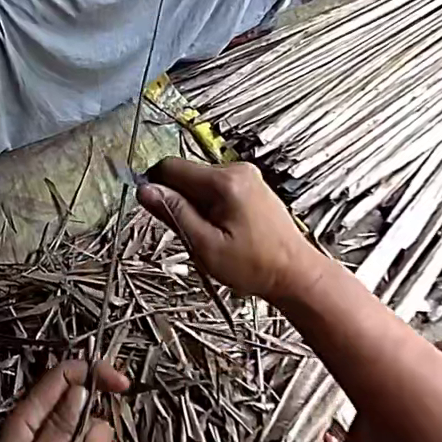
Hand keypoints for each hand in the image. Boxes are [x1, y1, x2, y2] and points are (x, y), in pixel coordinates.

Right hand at [137, 158, 328, 301]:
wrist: (295, 274)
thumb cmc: (256, 266)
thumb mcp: (204, 245)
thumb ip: (174, 213)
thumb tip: (145, 190)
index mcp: (225, 182)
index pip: (171, 167)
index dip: (156, 187)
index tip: (156, 210)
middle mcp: (237, 170)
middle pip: (185, 174)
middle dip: (179, 201)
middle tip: (191, 232)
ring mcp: (245, 175)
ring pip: (198, 182)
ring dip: (194, 206)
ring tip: (211, 234)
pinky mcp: (249, 184)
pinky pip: (214, 188)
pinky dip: (209, 207)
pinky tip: (222, 229)